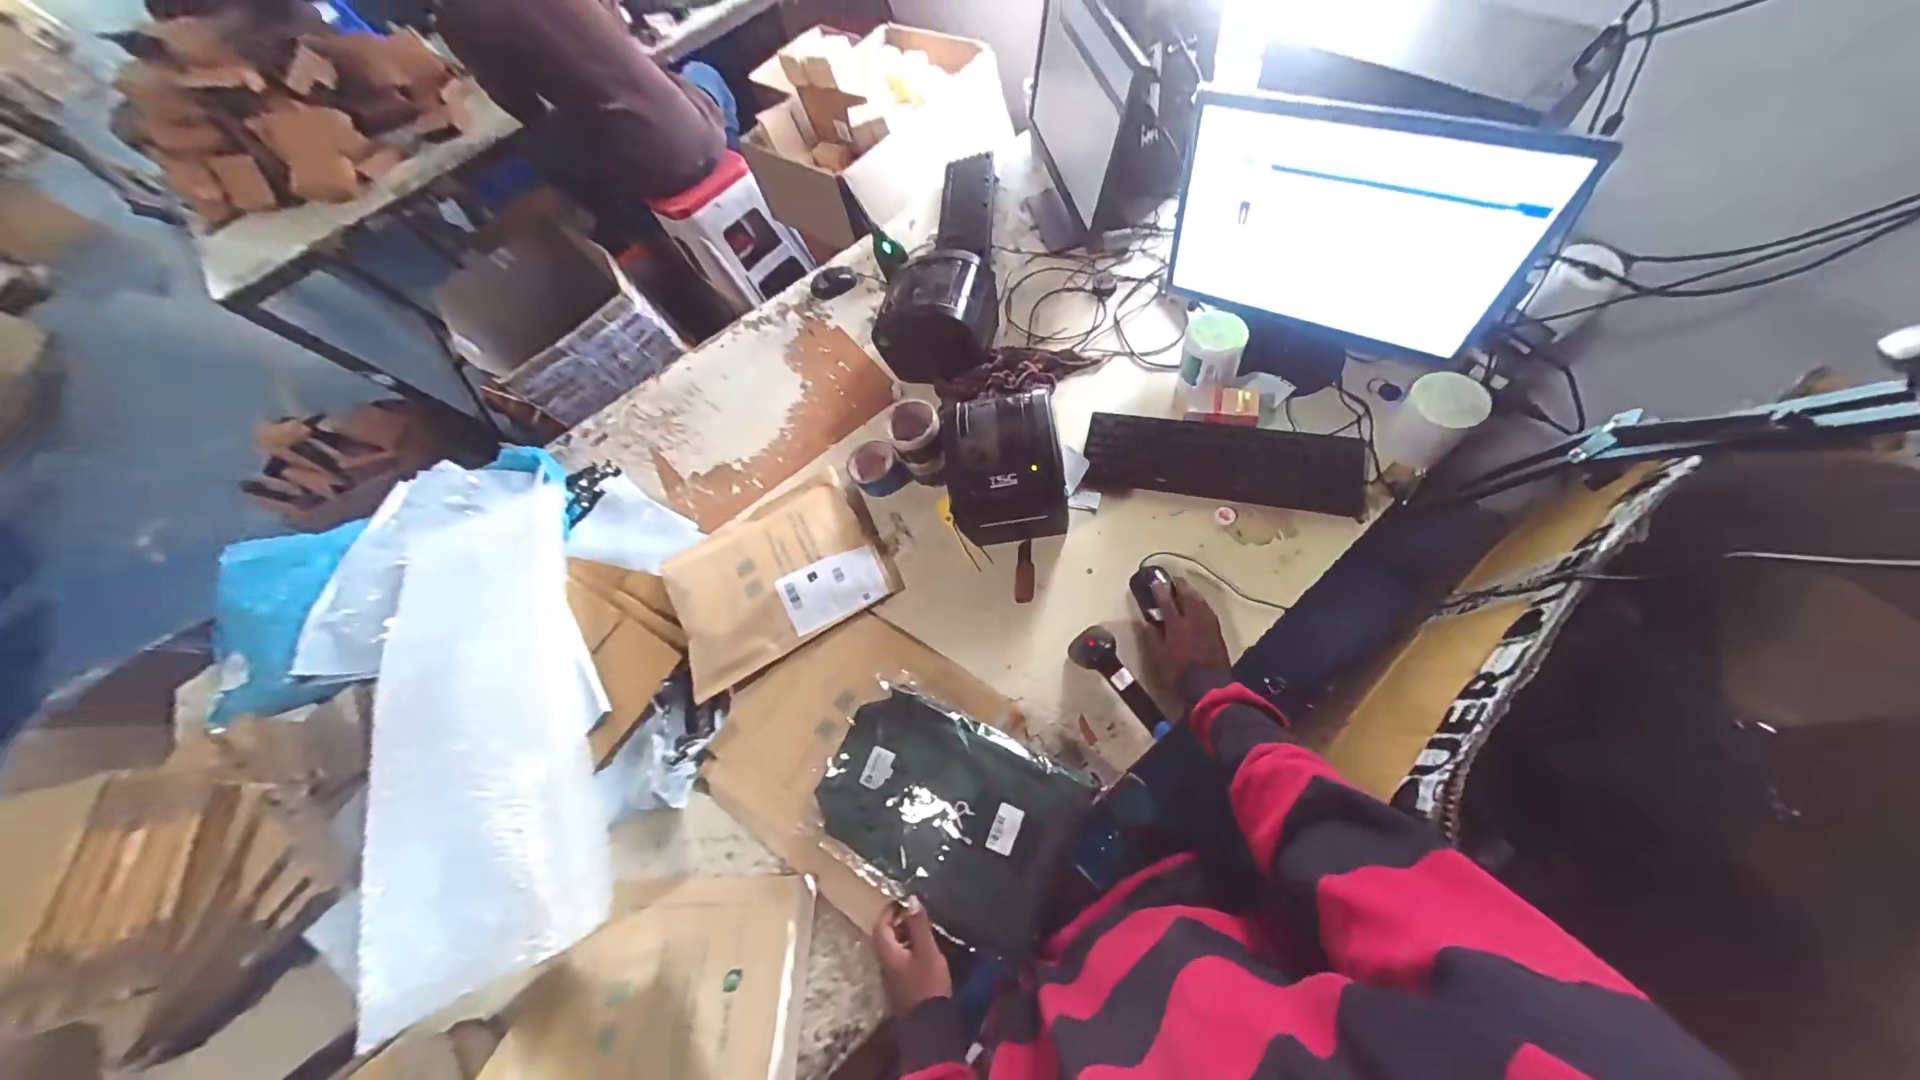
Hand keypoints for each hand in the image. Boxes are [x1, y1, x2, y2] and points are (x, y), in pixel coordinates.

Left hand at [872, 897, 950, 1015]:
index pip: (880, 927)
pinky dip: (910, 951)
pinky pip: (902, 962)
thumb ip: (918, 925)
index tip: (901, 901)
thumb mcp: (927, 950)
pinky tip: (926, 951)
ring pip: (894, 951)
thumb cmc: (927, 984)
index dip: (888, 912)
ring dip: (905, 937)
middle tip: (914, 913)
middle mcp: (886, 966)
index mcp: (888, 954)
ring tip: (923, 929)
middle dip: (898, 923)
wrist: (930, 1028)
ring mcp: (893, 980)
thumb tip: (911, 899)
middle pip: (886, 939)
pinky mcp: (903, 990)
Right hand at [1141, 575, 1229, 684]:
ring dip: (1192, 592)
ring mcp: (1208, 624)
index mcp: (1176, 624)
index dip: (1160, 589)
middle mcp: (1194, 619)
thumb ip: (1151, 637)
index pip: (1166, 601)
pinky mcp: (1217, 631)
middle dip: (1180, 586)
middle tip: (1173, 580)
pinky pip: (1208, 610)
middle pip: (1188, 596)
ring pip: (1201, 601)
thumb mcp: (1158, 657)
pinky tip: (1199, 605)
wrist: (1209, 687)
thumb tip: (1144, 620)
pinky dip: (1201, 603)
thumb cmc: (1179, 674)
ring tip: (1186, 589)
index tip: (1155, 581)